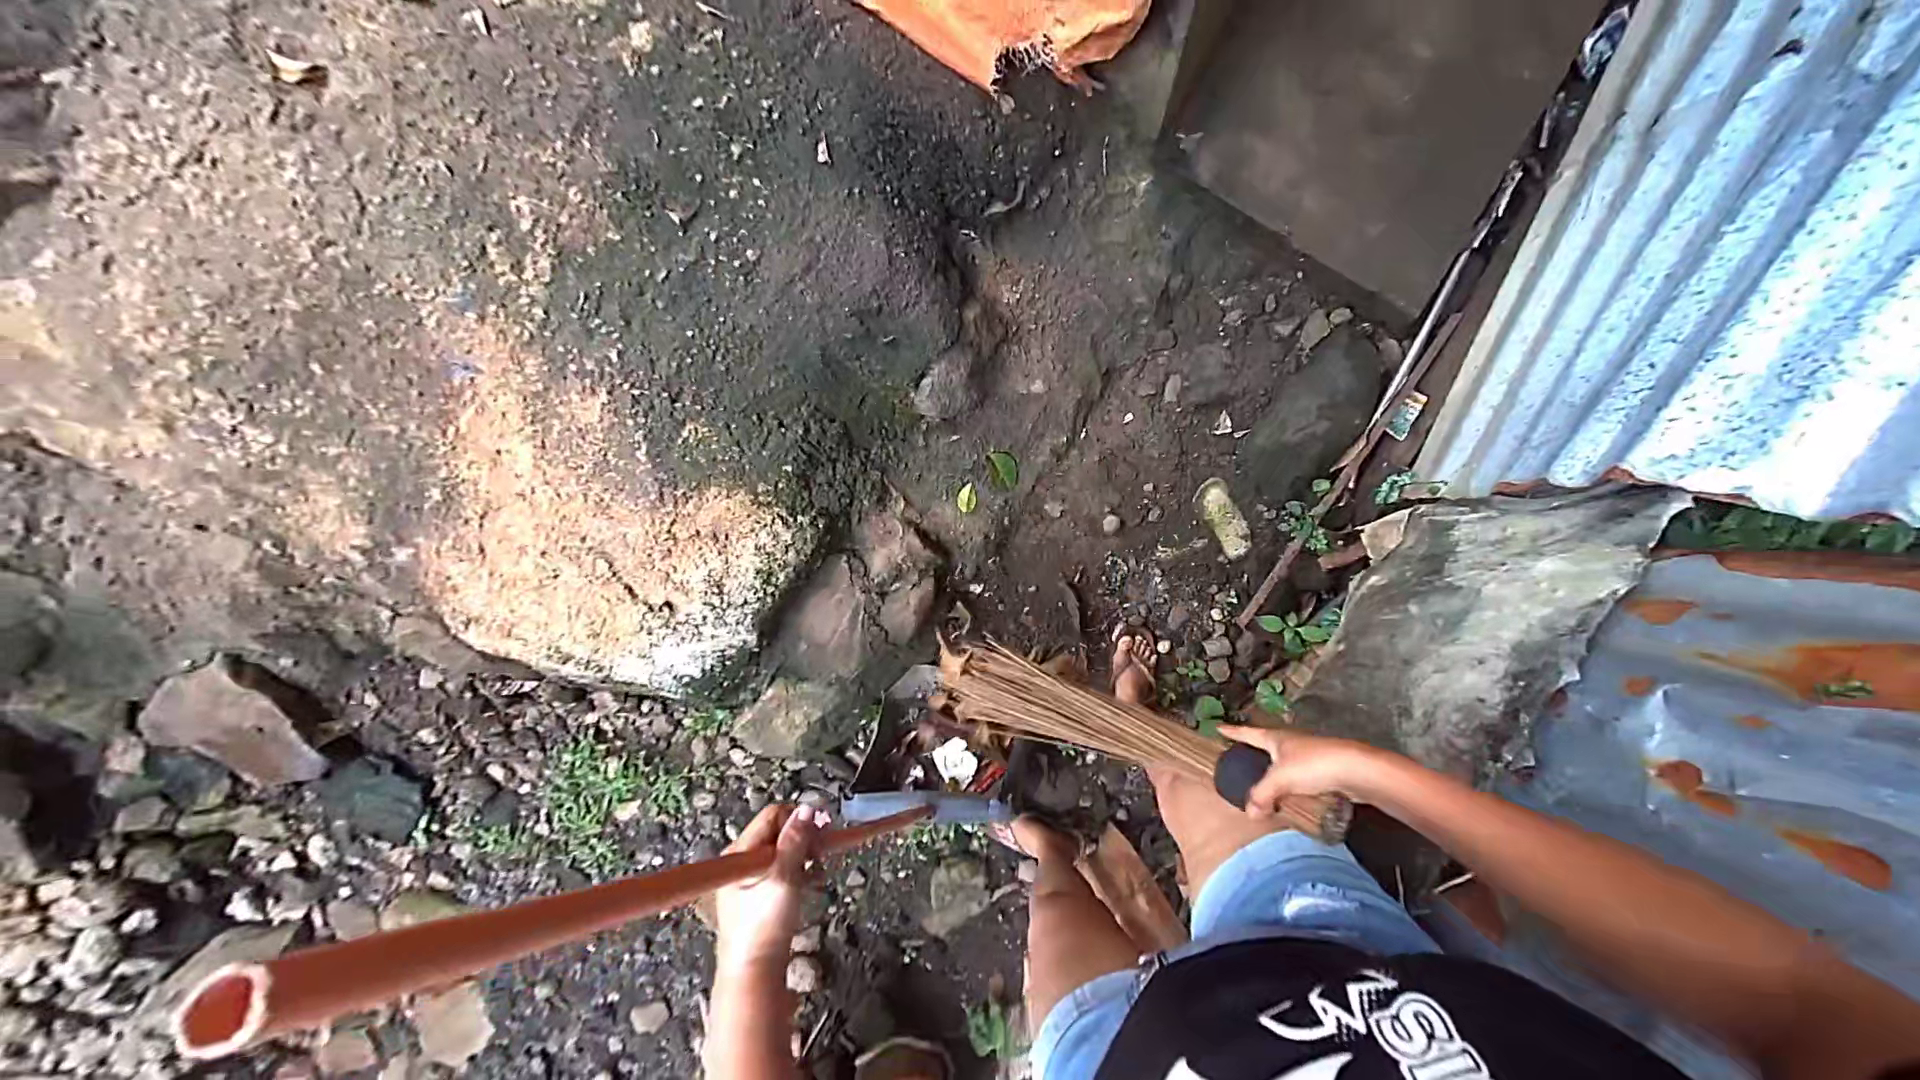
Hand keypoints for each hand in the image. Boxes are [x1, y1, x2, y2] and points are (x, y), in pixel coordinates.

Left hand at [713, 803, 825, 974]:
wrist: (754, 974)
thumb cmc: (764, 928)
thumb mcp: (784, 878)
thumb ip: (795, 841)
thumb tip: (807, 808)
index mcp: (741, 851)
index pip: (773, 815)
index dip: (799, 819)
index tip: (823, 829)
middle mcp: (742, 859)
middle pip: (779, 831)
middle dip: (804, 838)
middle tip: (821, 852)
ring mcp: (750, 876)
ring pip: (784, 850)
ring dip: (804, 855)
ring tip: (817, 871)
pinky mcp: (758, 893)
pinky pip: (783, 868)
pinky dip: (799, 870)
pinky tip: (811, 882)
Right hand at [1217, 725, 1381, 817]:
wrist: (1357, 770)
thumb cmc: (1314, 765)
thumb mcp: (1280, 780)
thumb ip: (1262, 795)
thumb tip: (1249, 813)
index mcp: (1275, 738)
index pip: (1248, 733)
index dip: (1233, 732)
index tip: (1220, 728)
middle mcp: (1290, 742)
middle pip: (1267, 744)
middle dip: (1254, 749)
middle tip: (1240, 755)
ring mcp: (1308, 755)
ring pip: (1284, 761)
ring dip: (1273, 769)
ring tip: (1263, 781)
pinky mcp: (1324, 769)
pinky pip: (1299, 776)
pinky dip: (1290, 783)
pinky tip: (1289, 795)